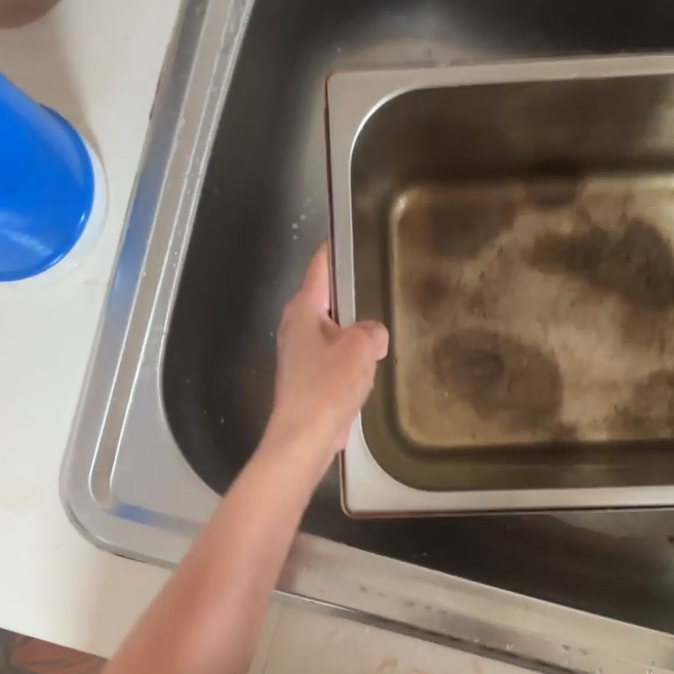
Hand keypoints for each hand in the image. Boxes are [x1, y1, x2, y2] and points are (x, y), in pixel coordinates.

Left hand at [262, 244, 388, 464]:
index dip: (335, 250)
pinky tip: (366, 370)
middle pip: (325, 299)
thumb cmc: (327, 386)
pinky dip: (347, 359)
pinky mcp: (305, 381)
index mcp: (303, 310)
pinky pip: (331, 358)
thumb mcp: (360, 349)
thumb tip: (373, 336)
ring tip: (378, 332)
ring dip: (351, 332)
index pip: (319, 267)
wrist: (303, 438)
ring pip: (330, 332)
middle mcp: (295, 327)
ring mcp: (297, 356)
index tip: (350, 236)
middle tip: (378, 286)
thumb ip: (372, 332)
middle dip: (349, 295)